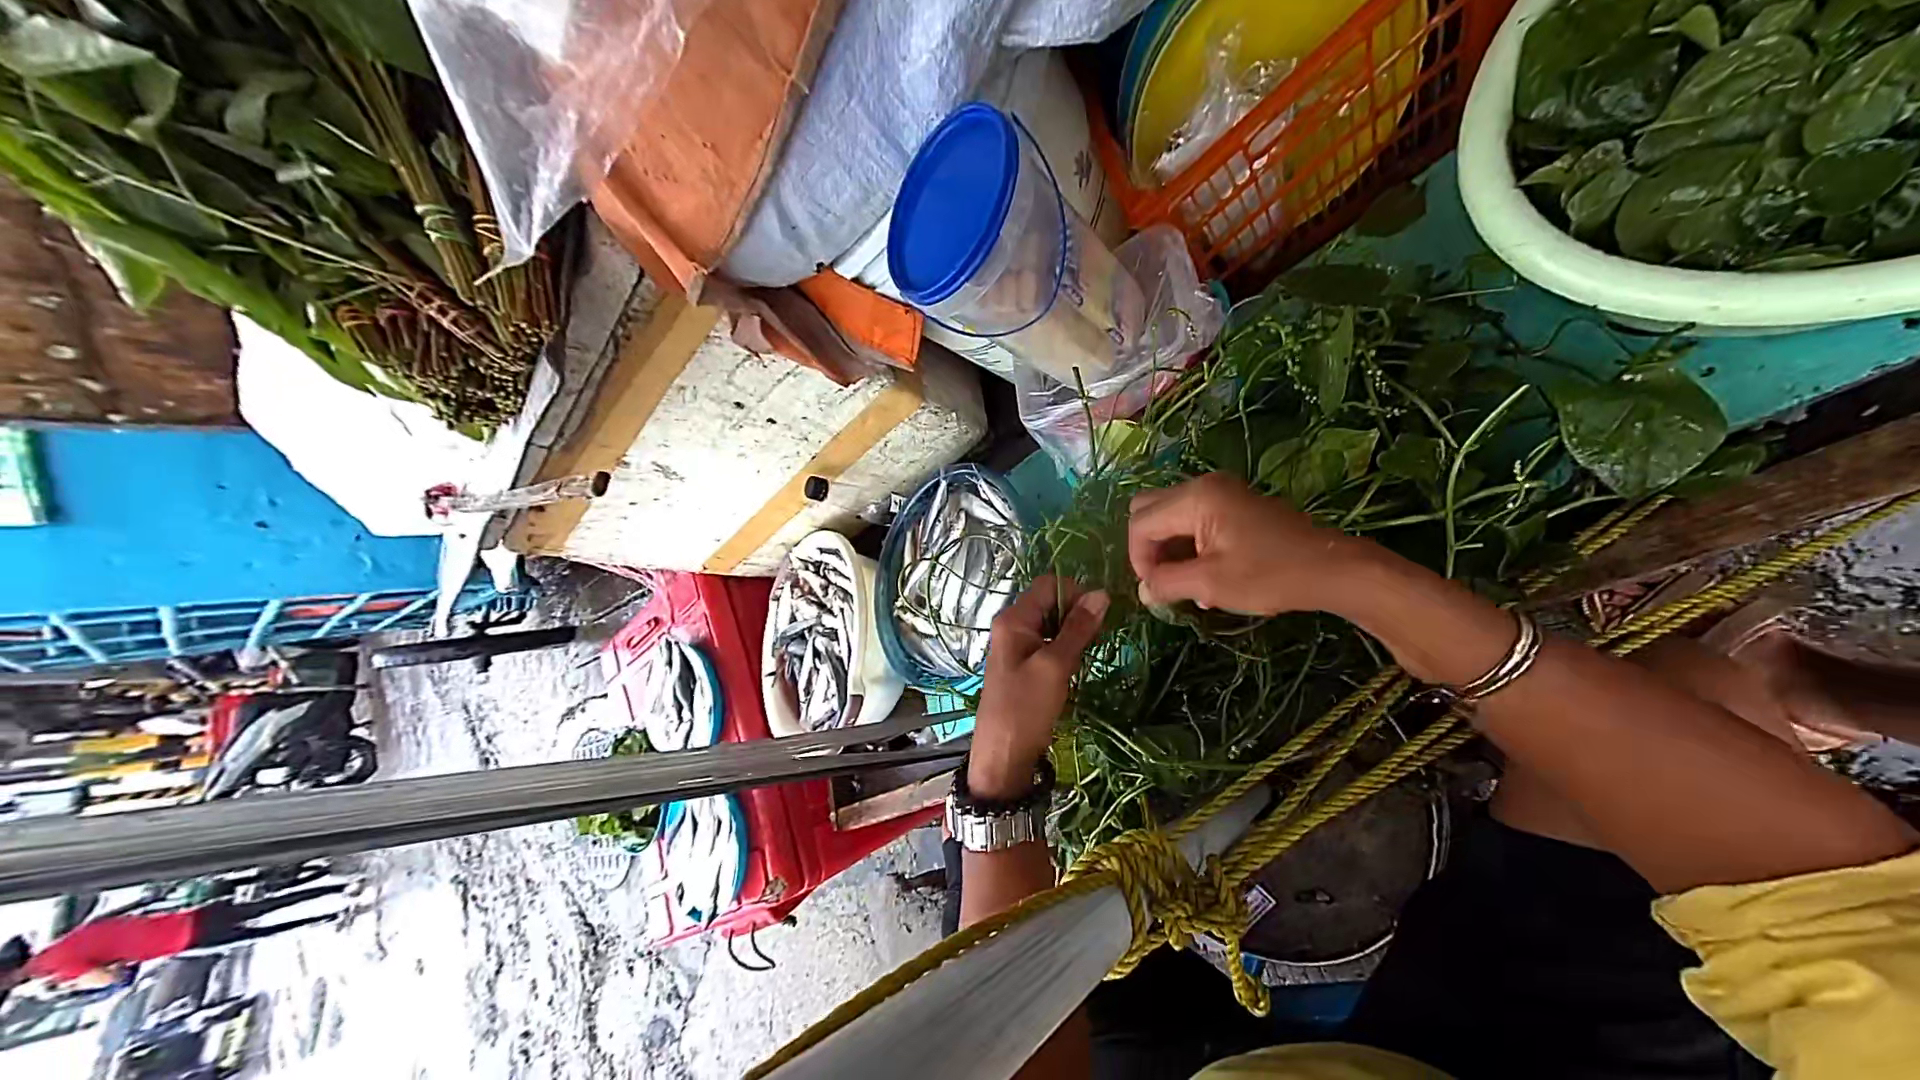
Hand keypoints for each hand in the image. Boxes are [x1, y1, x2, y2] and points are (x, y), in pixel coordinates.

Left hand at [970, 577, 1108, 799]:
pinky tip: (1074, 668)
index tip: (1098, 618)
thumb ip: (1078, 629)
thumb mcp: (1055, 666)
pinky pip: (1049, 644)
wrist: (1004, 756)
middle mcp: (1012, 625)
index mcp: (1013, 619)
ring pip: (1053, 624)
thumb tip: (1102, 594)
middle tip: (1095, 640)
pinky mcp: (1024, 664)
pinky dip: (1065, 650)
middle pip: (1051, 602)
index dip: (1076, 593)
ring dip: (1073, 634)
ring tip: (1085, 656)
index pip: (1049, 584)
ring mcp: (1017, 645)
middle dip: (1077, 615)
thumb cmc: (1026, 708)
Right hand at [1128, 472, 1372, 616]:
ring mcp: (1222, 492)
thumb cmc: (1270, 575)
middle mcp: (1204, 485)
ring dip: (1169, 548)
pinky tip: (1205, 574)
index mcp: (1195, 498)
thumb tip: (1142, 591)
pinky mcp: (1235, 504)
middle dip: (1147, 547)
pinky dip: (1188, 543)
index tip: (1154, 589)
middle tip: (1162, 579)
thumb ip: (1166, 583)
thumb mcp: (1210, 584)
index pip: (1140, 523)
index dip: (1138, 558)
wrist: (1333, 570)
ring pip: (1170, 515)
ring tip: (1186, 583)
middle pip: (1148, 509)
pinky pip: (1193, 518)